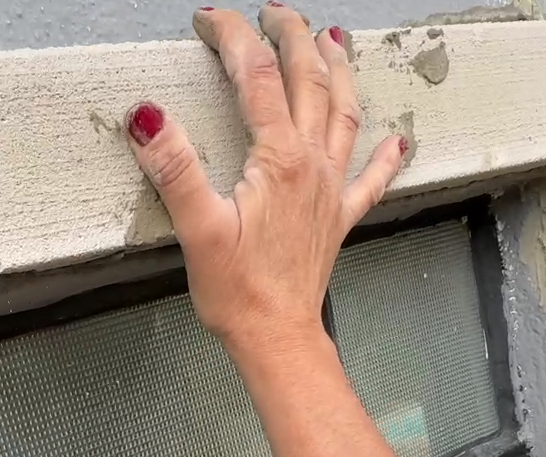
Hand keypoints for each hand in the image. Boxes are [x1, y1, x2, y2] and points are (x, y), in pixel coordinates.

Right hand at [124, 4, 406, 357]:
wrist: (276, 336)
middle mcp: (311, 165)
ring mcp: (329, 191)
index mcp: (277, 160)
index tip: (209, 19)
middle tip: (275, 13)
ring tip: (334, 41)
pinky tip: (396, 143)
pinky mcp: (336, 220)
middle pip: (309, 80)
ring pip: (344, 114)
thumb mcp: (197, 229)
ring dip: (339, 71)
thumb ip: (174, 169)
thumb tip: (148, 117)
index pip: (255, 77)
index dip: (232, 38)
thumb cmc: (238, 292)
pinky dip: (385, 156)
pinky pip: (370, 180)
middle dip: (292, 36)